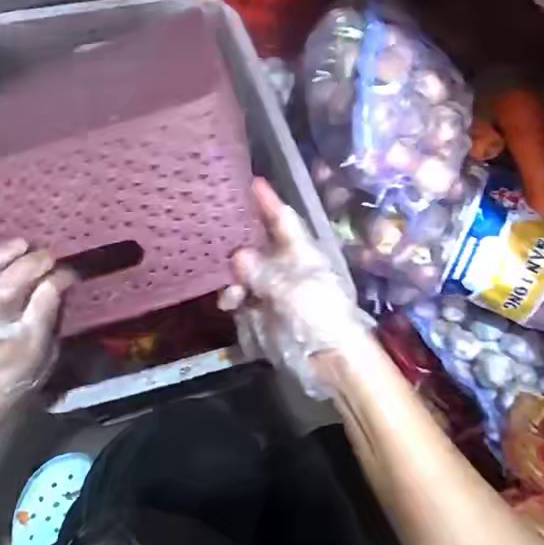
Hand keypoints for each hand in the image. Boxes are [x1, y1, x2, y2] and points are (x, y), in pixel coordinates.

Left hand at [0, 227, 74, 438]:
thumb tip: (57, 286)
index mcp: (22, 345)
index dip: (57, 281)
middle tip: (47, 256)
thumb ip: (49, 322)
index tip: (70, 272)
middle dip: (29, 266)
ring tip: (18, 244)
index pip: (43, 301)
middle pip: (6, 288)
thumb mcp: (44, 359)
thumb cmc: (11, 384)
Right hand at [218, 179, 373, 396]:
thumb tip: (237, 256)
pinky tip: (229, 303)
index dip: (267, 201)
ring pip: (243, 272)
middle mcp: (284, 266)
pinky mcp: (261, 314)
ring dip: (232, 276)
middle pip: (257, 243)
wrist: (330, 362)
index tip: (251, 182)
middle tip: (212, 227)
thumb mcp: (290, 288)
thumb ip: (261, 270)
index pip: (281, 219)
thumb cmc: (320, 316)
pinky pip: (239, 298)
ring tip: (229, 287)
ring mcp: (272, 290)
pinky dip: (232, 298)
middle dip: (237, 237)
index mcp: (301, 253)